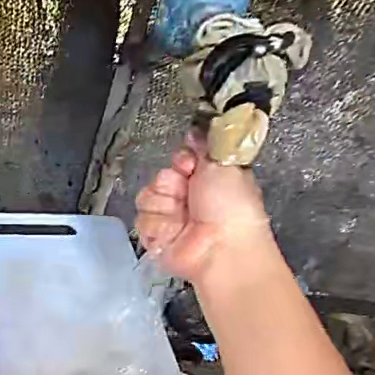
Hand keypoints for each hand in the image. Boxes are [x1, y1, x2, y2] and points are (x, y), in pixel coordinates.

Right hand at [133, 132, 273, 286]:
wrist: (221, 246)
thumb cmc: (232, 207)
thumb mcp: (223, 163)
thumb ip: (206, 145)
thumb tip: (196, 128)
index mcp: (205, 179)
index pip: (178, 159)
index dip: (181, 160)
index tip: (189, 165)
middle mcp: (187, 198)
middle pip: (159, 177)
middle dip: (170, 182)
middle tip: (188, 193)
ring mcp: (170, 218)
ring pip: (147, 197)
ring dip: (163, 205)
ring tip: (182, 216)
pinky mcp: (157, 237)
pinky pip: (142, 220)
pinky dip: (158, 225)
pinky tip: (173, 231)